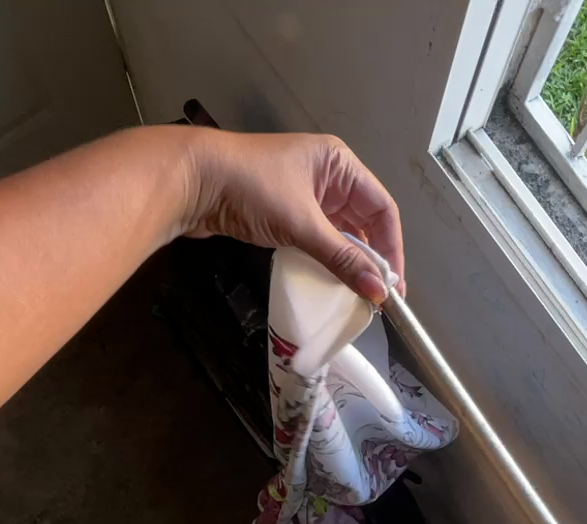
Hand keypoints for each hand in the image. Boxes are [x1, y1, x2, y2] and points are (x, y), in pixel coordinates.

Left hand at [180, 128, 403, 301]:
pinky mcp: (286, 214)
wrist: (192, 180)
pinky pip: (319, 240)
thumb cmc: (251, 188)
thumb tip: (379, 292)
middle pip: (365, 223)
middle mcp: (328, 177)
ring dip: (351, 262)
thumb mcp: (303, 224)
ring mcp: (306, 195)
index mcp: (340, 165)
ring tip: (359, 293)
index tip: (395, 286)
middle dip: (373, 259)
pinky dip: (328, 261)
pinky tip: (333, 282)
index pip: (382, 209)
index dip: (392, 248)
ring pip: (342, 234)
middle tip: (380, 296)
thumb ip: (342, 260)